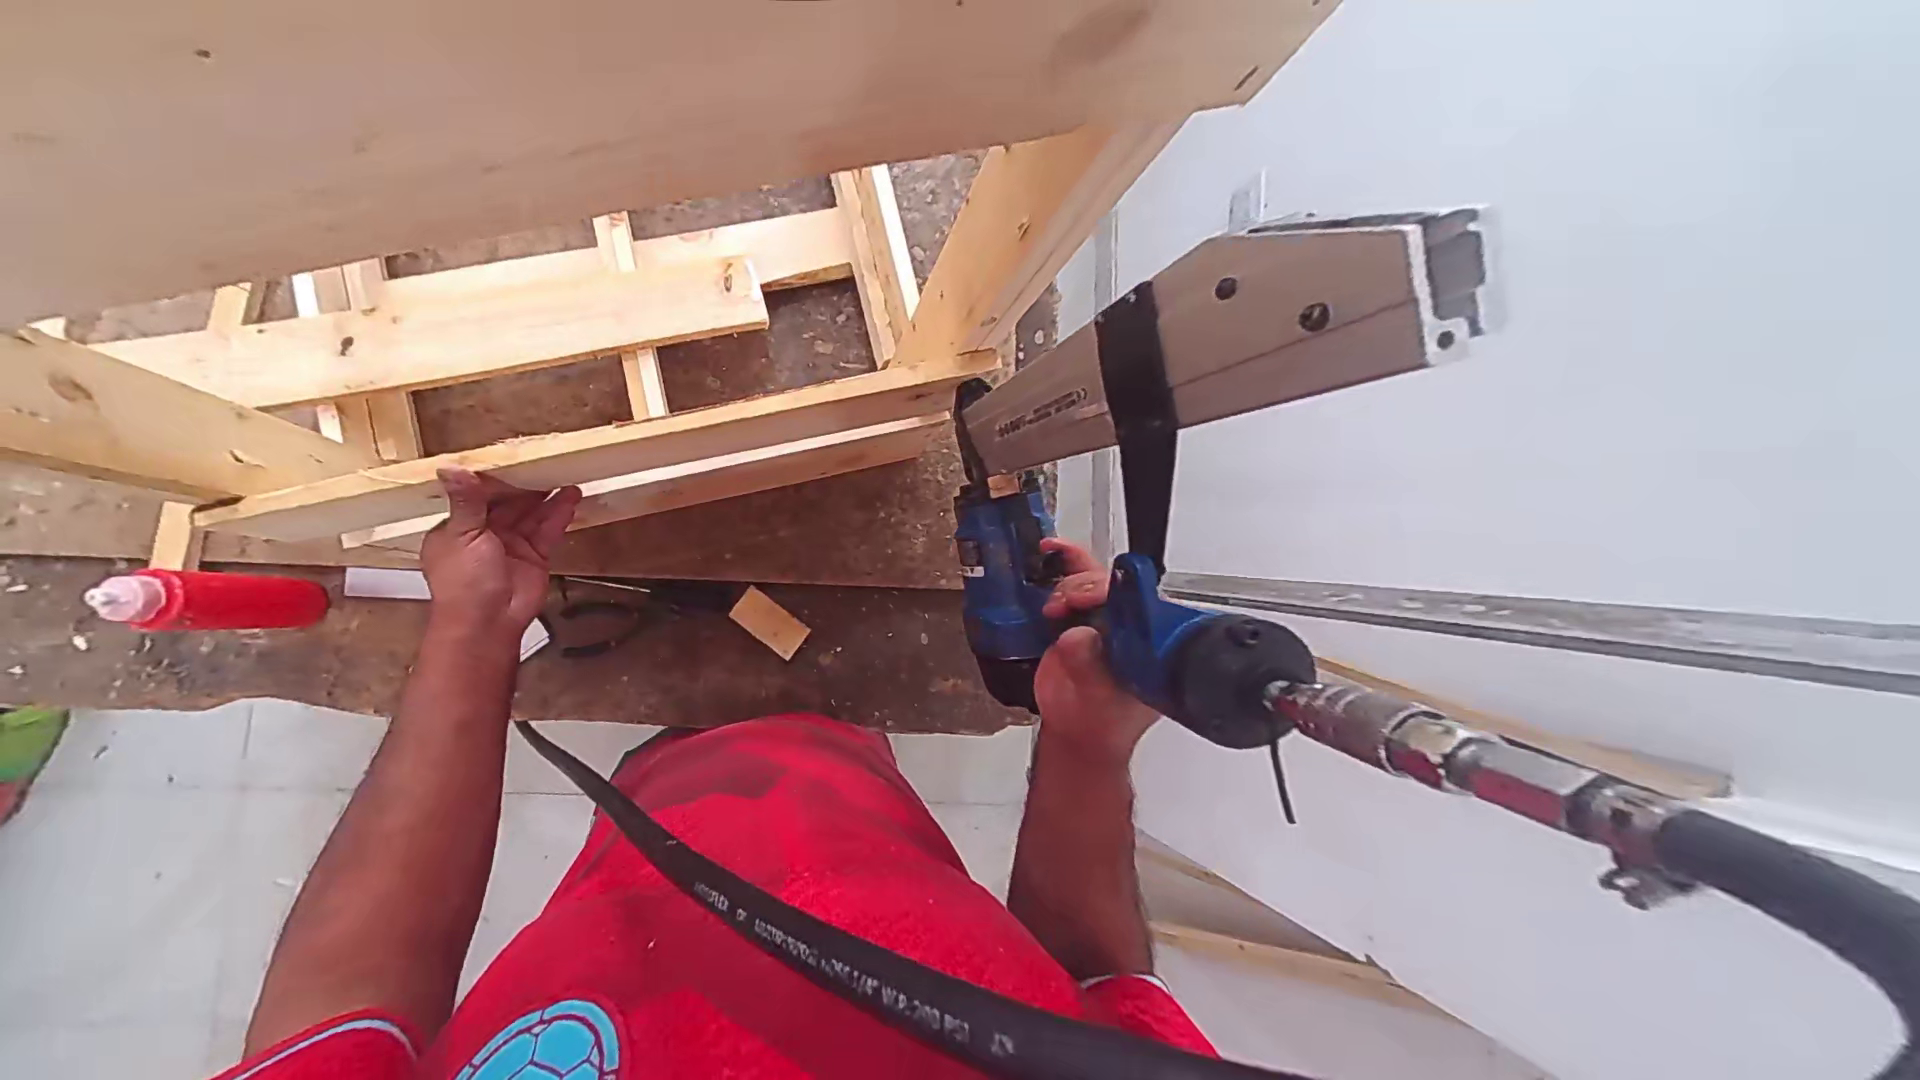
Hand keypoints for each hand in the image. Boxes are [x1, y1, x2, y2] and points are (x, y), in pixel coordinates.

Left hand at [419, 468, 581, 639]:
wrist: (489, 620)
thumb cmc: (465, 581)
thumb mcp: (462, 535)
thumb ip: (466, 501)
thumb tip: (450, 467)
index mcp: (458, 528)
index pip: (478, 496)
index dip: (497, 479)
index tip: (514, 461)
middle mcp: (485, 534)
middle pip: (510, 504)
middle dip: (528, 486)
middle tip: (548, 465)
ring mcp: (512, 546)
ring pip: (533, 515)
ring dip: (549, 499)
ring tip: (567, 479)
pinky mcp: (535, 556)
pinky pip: (548, 531)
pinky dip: (559, 516)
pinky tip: (570, 500)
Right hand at [1033, 538, 1159, 764]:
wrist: (1076, 730)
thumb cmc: (1101, 721)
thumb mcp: (1099, 697)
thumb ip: (1089, 666)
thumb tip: (1077, 635)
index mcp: (1149, 641)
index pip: (1137, 603)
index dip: (1112, 593)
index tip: (1087, 597)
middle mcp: (1129, 623)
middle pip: (1112, 585)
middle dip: (1085, 588)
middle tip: (1064, 602)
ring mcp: (1103, 616)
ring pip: (1092, 578)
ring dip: (1069, 581)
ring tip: (1054, 604)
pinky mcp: (1077, 615)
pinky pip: (1072, 582)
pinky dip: (1061, 563)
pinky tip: (1050, 548)